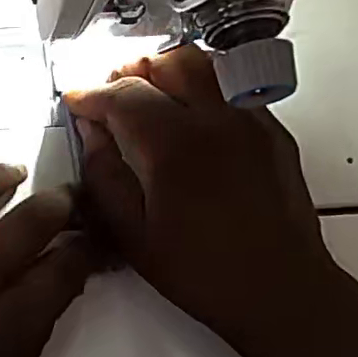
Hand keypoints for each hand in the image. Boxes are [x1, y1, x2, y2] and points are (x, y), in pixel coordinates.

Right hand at [62, 46, 333, 338]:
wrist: (280, 292)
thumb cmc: (207, 272)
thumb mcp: (131, 232)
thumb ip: (103, 175)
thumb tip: (91, 134)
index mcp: (176, 148)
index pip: (124, 94)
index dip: (91, 94)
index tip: (77, 101)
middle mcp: (218, 124)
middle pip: (166, 64)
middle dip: (128, 73)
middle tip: (108, 97)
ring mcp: (251, 124)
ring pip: (204, 64)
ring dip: (166, 72)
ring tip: (146, 95)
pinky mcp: (273, 132)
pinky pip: (231, 87)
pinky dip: (201, 85)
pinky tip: (185, 115)